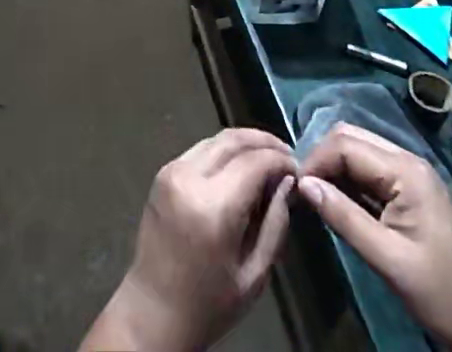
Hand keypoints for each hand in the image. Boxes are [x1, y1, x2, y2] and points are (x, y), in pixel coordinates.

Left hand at [81, 129, 295, 350]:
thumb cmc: (209, 303)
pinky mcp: (163, 174)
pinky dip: (224, 151)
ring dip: (245, 143)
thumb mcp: (255, 272)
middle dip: (266, 142)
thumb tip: (288, 182)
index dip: (282, 160)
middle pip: (234, 140)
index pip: (256, 161)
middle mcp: (189, 178)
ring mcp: (171, 172)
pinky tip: (240, 166)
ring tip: (268, 159)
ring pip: (216, 139)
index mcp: (212, 206)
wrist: (153, 312)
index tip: (298, 171)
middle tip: (288, 156)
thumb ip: (276, 222)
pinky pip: (201, 150)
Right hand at [298, 124, 451, 351]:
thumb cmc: (444, 293)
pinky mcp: (408, 190)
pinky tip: (334, 203)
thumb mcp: (389, 260)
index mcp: (406, 171)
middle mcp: (407, 161)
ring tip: (312, 199)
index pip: (345, 145)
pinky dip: (346, 180)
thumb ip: (344, 218)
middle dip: (321, 158)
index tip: (293, 191)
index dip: (315, 161)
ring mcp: (409, 174)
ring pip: (357, 151)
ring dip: (332, 168)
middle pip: (350, 138)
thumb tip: (302, 184)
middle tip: (301, 193)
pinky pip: (368, 171)